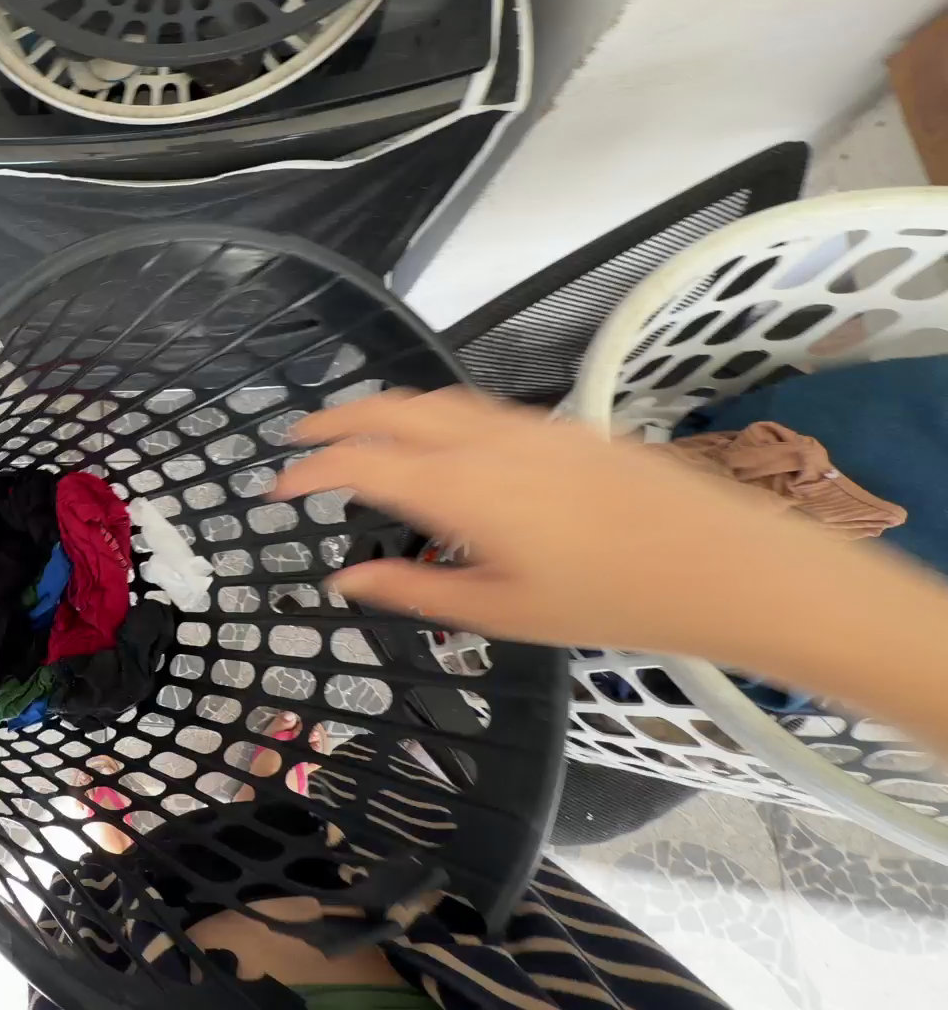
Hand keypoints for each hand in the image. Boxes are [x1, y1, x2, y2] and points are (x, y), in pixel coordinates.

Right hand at [270, 388, 939, 666]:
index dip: (307, 472)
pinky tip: (429, 438)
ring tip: (351, 430)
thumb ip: (411, 590)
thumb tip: (343, 581)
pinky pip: (469, 407)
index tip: (276, 487)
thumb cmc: (609, 601)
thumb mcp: (498, 611)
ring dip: (377, 409)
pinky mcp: (556, 428)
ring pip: (429, 400)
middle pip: (386, 410)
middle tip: (297, 438)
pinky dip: (424, 413)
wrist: (736, 569)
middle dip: (332, 420)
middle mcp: (481, 442)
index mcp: (458, 488)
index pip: (357, 464)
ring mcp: (522, 427)